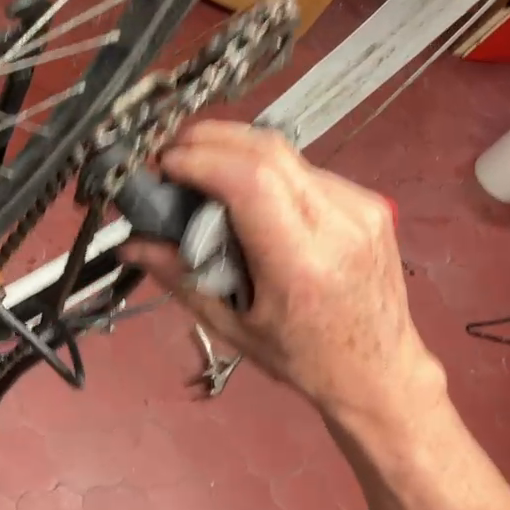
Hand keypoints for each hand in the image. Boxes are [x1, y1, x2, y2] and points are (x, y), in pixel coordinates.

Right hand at [120, 121, 439, 419]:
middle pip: (267, 150)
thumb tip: (130, 244)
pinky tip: (243, 191)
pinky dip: (262, 169)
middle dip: (210, 140)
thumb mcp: (230, 326)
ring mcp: (360, 207)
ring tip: (199, 171)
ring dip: (234, 150)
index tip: (164, 166)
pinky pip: (303, 169)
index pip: (251, 181)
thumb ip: (179, 276)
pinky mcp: (368, 201)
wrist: (380, 370)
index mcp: (300, 264)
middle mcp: (338, 224)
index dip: (201, 160)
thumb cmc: (301, 358)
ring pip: (285, 153)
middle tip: (170, 157)